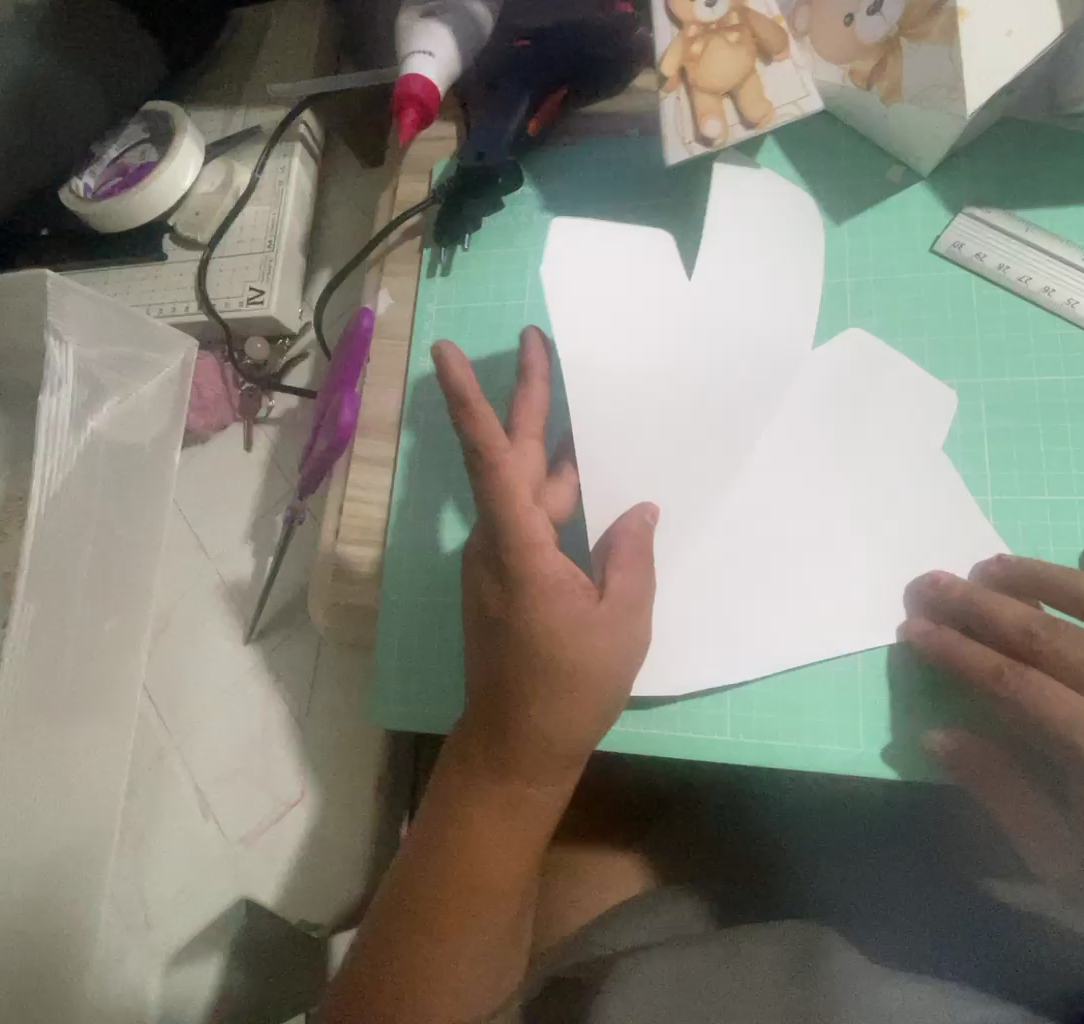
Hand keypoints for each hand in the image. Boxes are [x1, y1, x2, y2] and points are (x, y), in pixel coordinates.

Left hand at [433, 328, 658, 792]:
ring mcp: (498, 559)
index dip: (470, 404)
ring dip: (549, 445)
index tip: (447, 355)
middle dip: (525, 395)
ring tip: (581, 398)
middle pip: (510, 456)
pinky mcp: (506, 576)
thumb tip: (637, 510)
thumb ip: (630, 558)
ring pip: (526, 486)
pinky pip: (533, 518)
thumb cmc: (569, 687)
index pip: (491, 460)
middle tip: (536, 339)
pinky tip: (592, 478)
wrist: (517, 745)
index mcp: (520, 548)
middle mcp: (498, 542)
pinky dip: (559, 492)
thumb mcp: (621, 624)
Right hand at [901, 537, 1083, 962]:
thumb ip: (1000, 791)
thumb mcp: (1070, 864)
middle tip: (933, 582)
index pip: (1014, 685)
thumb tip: (935, 735)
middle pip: (1055, 639)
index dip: (956, 653)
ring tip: (997, 564)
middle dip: (982, 607)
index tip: (913, 626)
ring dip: (1051, 579)